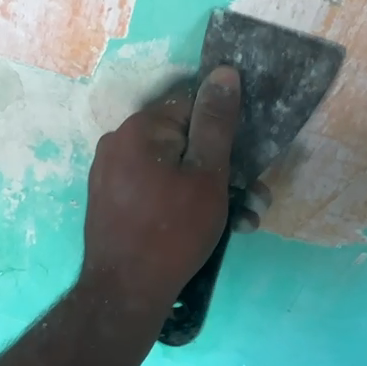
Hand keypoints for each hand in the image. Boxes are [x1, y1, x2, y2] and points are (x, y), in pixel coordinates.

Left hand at [80, 67, 239, 314]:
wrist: (125, 293)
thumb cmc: (172, 230)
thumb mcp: (206, 174)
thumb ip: (216, 122)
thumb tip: (224, 73)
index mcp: (138, 128)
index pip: (191, 105)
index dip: (225, 129)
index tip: (248, 158)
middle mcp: (118, 142)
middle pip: (184, 141)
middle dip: (224, 168)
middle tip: (254, 199)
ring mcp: (111, 173)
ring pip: (174, 170)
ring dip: (211, 191)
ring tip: (243, 221)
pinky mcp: (113, 200)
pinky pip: (156, 189)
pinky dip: (184, 203)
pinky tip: (214, 230)